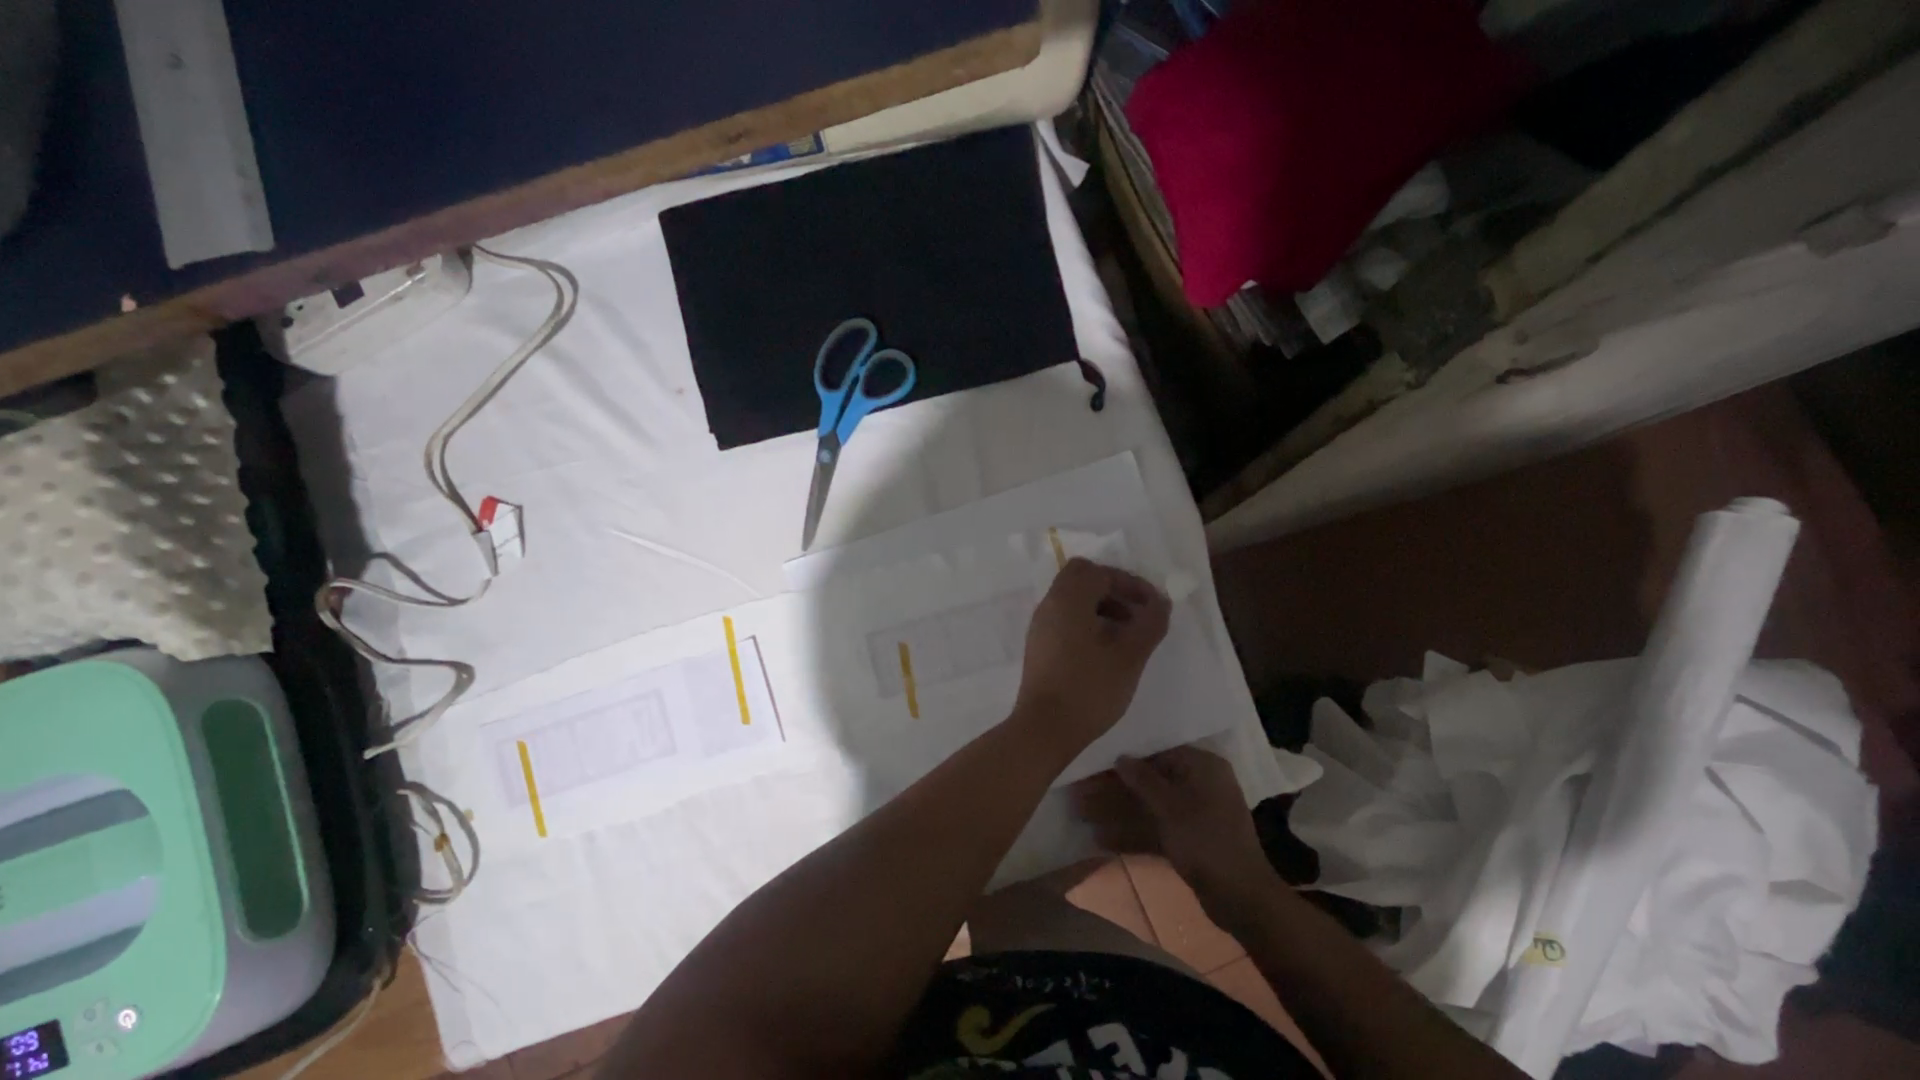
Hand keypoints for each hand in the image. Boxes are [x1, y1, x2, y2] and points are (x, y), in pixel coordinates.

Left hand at [1011, 558, 1170, 755]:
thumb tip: (1160, 602)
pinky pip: (1065, 621)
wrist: (1044, 729)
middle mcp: (1049, 606)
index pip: (1099, 572)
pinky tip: (1106, 653)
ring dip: (1102, 608)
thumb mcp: (1130, 656)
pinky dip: (1088, 624)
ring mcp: (1040, 628)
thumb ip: (1150, 623)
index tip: (1152, 606)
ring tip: (1128, 637)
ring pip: (1073, 601)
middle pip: (1081, 580)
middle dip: (1114, 591)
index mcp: (1067, 599)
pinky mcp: (1039, 649)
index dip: (1130, 583)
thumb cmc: (1089, 689)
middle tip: (1137, 615)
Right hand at [1076, 745, 1278, 931]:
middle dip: (1116, 788)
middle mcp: (1200, 785)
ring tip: (1081, 813)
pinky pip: (1155, 829)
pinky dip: (1132, 833)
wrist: (1240, 897)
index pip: (1159, 752)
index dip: (1125, 758)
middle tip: (1080, 790)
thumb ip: (1142, 780)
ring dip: (1118, 811)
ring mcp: (1194, 814)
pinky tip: (1101, 839)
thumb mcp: (1170, 807)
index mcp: (1203, 767)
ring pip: (1149, 807)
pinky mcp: (1188, 840)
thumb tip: (1120, 757)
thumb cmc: (1205, 840)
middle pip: (1150, 780)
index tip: (1093, 761)